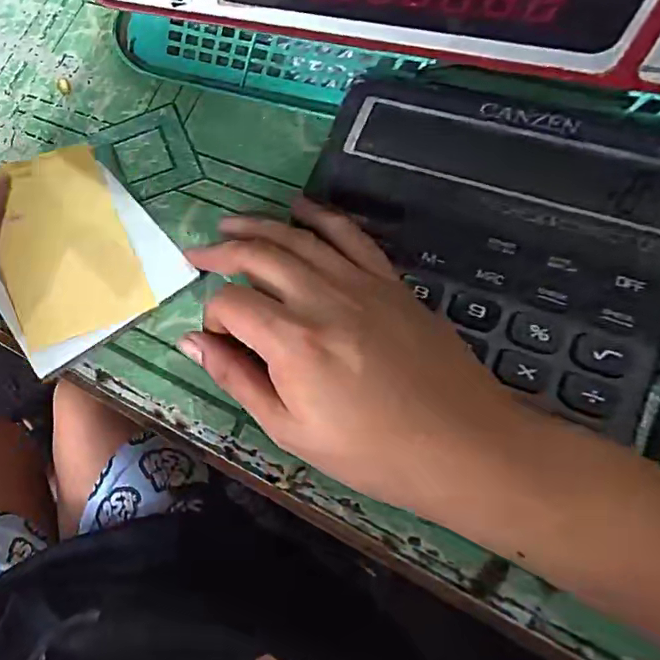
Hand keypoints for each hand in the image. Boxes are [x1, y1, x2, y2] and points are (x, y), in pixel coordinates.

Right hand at [180, 197, 544, 517]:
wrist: (468, 450)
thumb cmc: (371, 452)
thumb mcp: (289, 429)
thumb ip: (236, 378)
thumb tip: (191, 341)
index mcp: (293, 342)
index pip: (229, 303)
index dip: (212, 315)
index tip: (218, 338)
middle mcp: (321, 300)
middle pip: (255, 256)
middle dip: (219, 252)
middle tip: (196, 256)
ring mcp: (360, 285)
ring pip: (295, 238)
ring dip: (255, 226)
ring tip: (229, 224)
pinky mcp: (390, 282)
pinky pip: (349, 235)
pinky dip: (318, 215)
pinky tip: (295, 207)